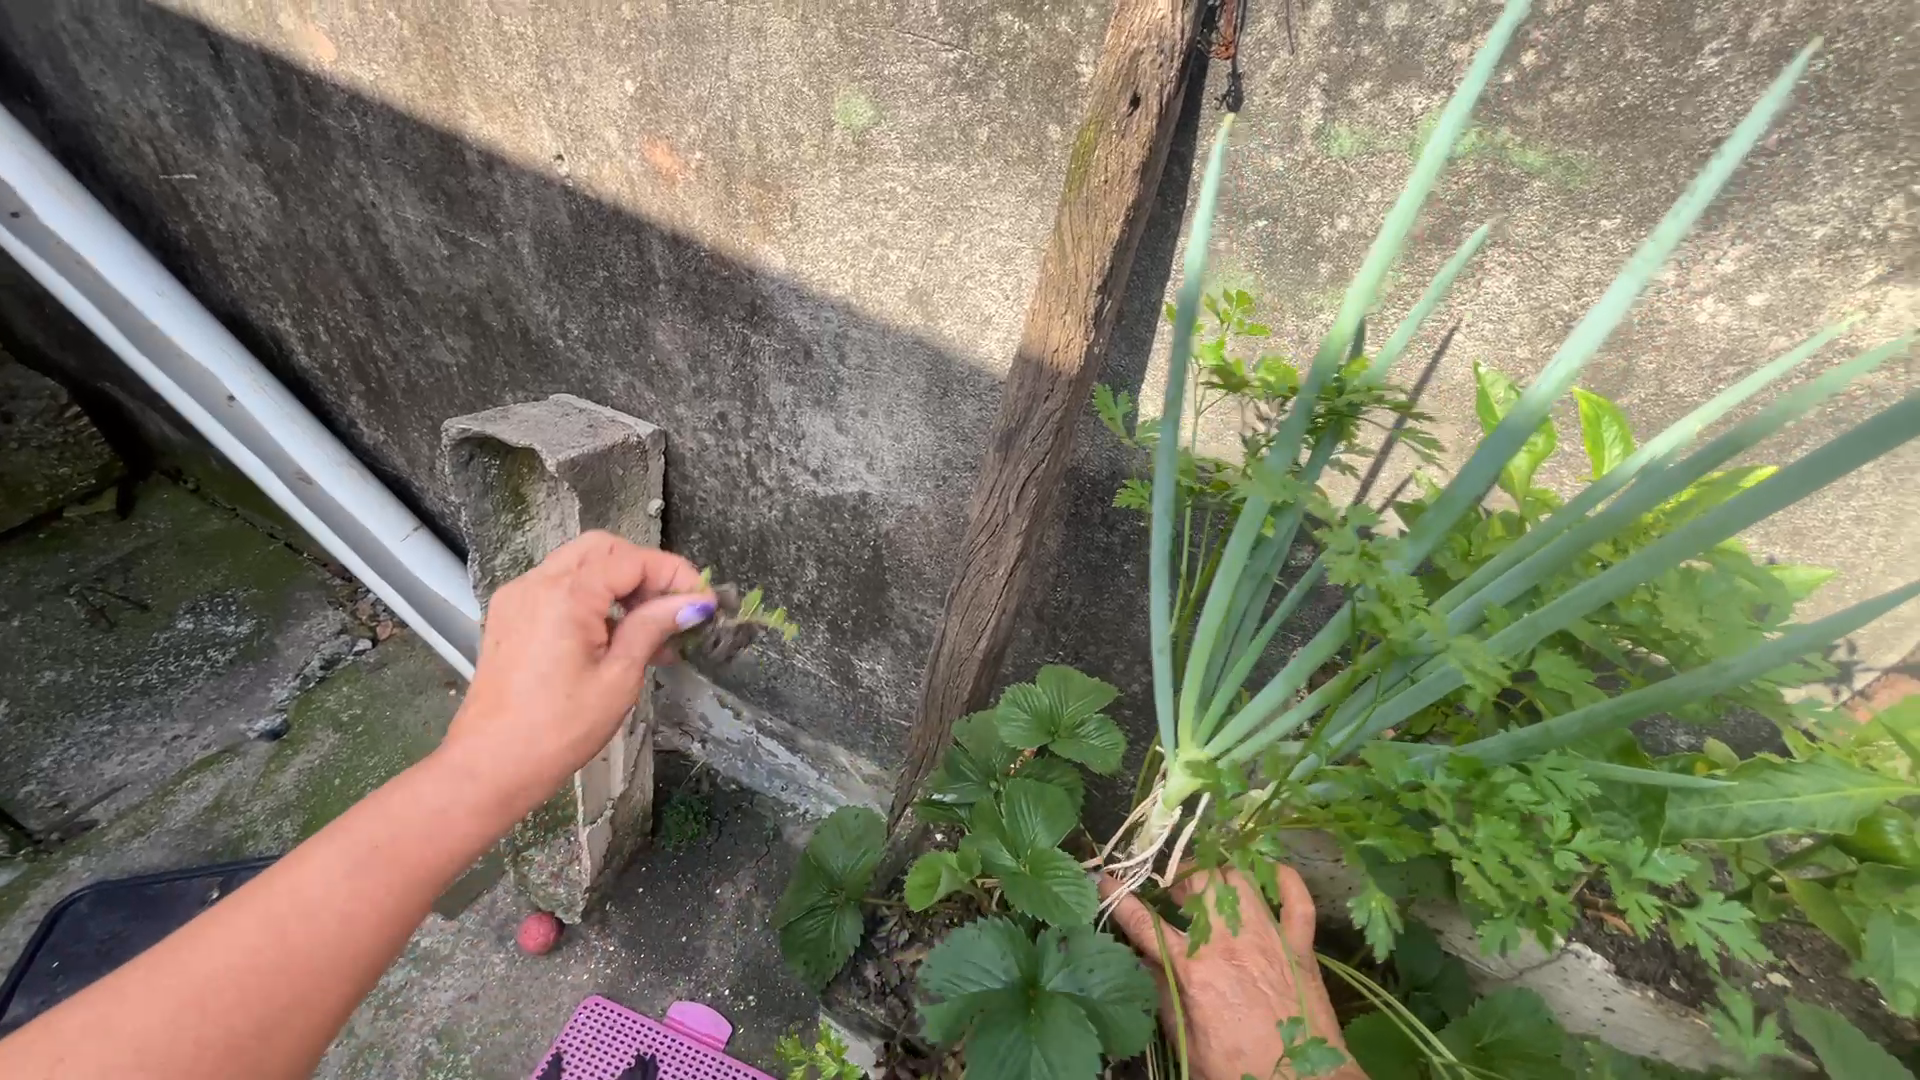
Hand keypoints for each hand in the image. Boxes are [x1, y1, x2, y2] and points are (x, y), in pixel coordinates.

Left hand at [439, 531, 714, 810]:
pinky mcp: (512, 615)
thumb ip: (654, 627)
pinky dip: (595, 596)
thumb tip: (695, 603)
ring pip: (582, 563)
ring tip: (651, 625)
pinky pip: (561, 586)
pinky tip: (617, 634)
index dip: (675, 575)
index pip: (633, 561)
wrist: (490, 767)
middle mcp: (537, 583)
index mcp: (565, 596)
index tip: (704, 602)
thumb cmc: (560, 728)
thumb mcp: (620, 677)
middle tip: (675, 606)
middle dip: (646, 570)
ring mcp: (519, 597)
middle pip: (604, 549)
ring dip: (622, 582)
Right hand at [1101, 864, 1365, 1079]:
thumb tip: (1143, 958)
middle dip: (1179, 878)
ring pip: (1239, 880)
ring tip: (1211, 888)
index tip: (1105, 880)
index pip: (1145, 924)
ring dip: (1219, 877)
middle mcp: (1228, 942)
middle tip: (1174, 893)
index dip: (1120, 898)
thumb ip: (1163, 995)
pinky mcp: (1299, 946)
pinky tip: (1269, 872)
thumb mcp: (1187, 1044)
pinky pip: (1296, 899)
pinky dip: (1284, 879)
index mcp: (1194, 969)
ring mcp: (1267, 938)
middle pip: (1197, 883)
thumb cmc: (1240, 1072)